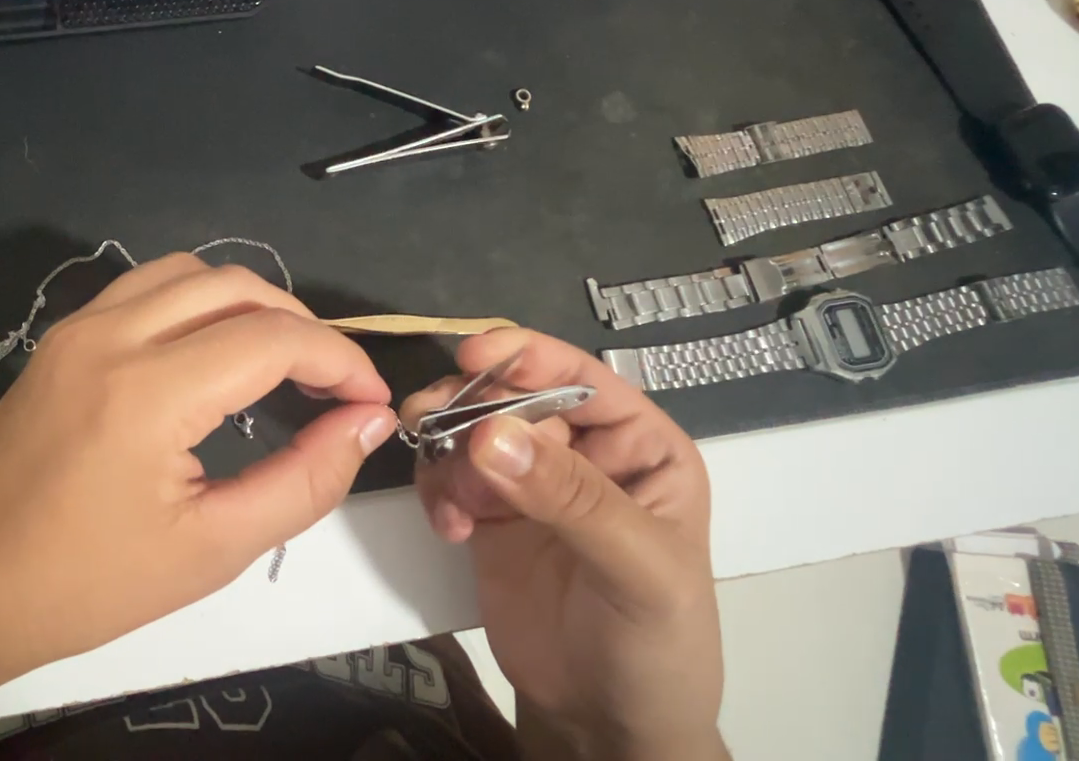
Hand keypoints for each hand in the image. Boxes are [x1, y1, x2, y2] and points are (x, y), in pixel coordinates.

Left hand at [0, 254, 398, 687]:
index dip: (339, 360)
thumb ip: (304, 481)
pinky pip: (145, 287)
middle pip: (236, 285)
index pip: (273, 338)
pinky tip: (210, 352)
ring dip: (248, 303)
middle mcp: (111, 334)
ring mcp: (78, 326)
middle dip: (301, 324)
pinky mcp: (61, 336)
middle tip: (333, 384)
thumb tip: (368, 422)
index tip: (371, 401)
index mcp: (149, 390)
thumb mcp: (213, 548)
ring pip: (188, 272)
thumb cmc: (88, 584)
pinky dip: (196, 301)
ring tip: (280, 361)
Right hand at [401, 330, 725, 760]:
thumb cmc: (654, 643)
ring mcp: (526, 478)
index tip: (469, 357)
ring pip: (467, 428)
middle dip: (465, 404)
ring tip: (446, 497)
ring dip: (443, 450)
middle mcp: (579, 449)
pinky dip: (436, 491)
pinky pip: (445, 473)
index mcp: (636, 444)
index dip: (526, 356)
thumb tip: (487, 432)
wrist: (604, 722)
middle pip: (507, 394)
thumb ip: (569, 496)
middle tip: (424, 420)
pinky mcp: (485, 509)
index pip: (578, 376)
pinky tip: (450, 531)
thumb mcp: (636, 568)